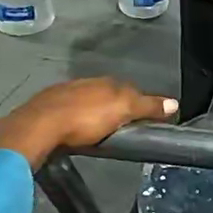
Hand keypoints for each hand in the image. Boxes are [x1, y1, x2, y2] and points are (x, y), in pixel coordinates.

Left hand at [0, 78, 176, 169]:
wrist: (38, 126)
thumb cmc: (85, 119)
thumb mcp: (124, 112)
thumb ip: (148, 107)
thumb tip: (174, 103)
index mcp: (106, 82)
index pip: (129, 89)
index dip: (137, 103)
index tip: (141, 118)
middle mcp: (86, 82)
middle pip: (106, 93)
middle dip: (113, 106)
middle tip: (120, 127)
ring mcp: (64, 93)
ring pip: (85, 100)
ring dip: (91, 112)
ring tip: (95, 130)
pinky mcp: (45, 106)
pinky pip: (66, 110)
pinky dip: (72, 118)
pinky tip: (71, 130)